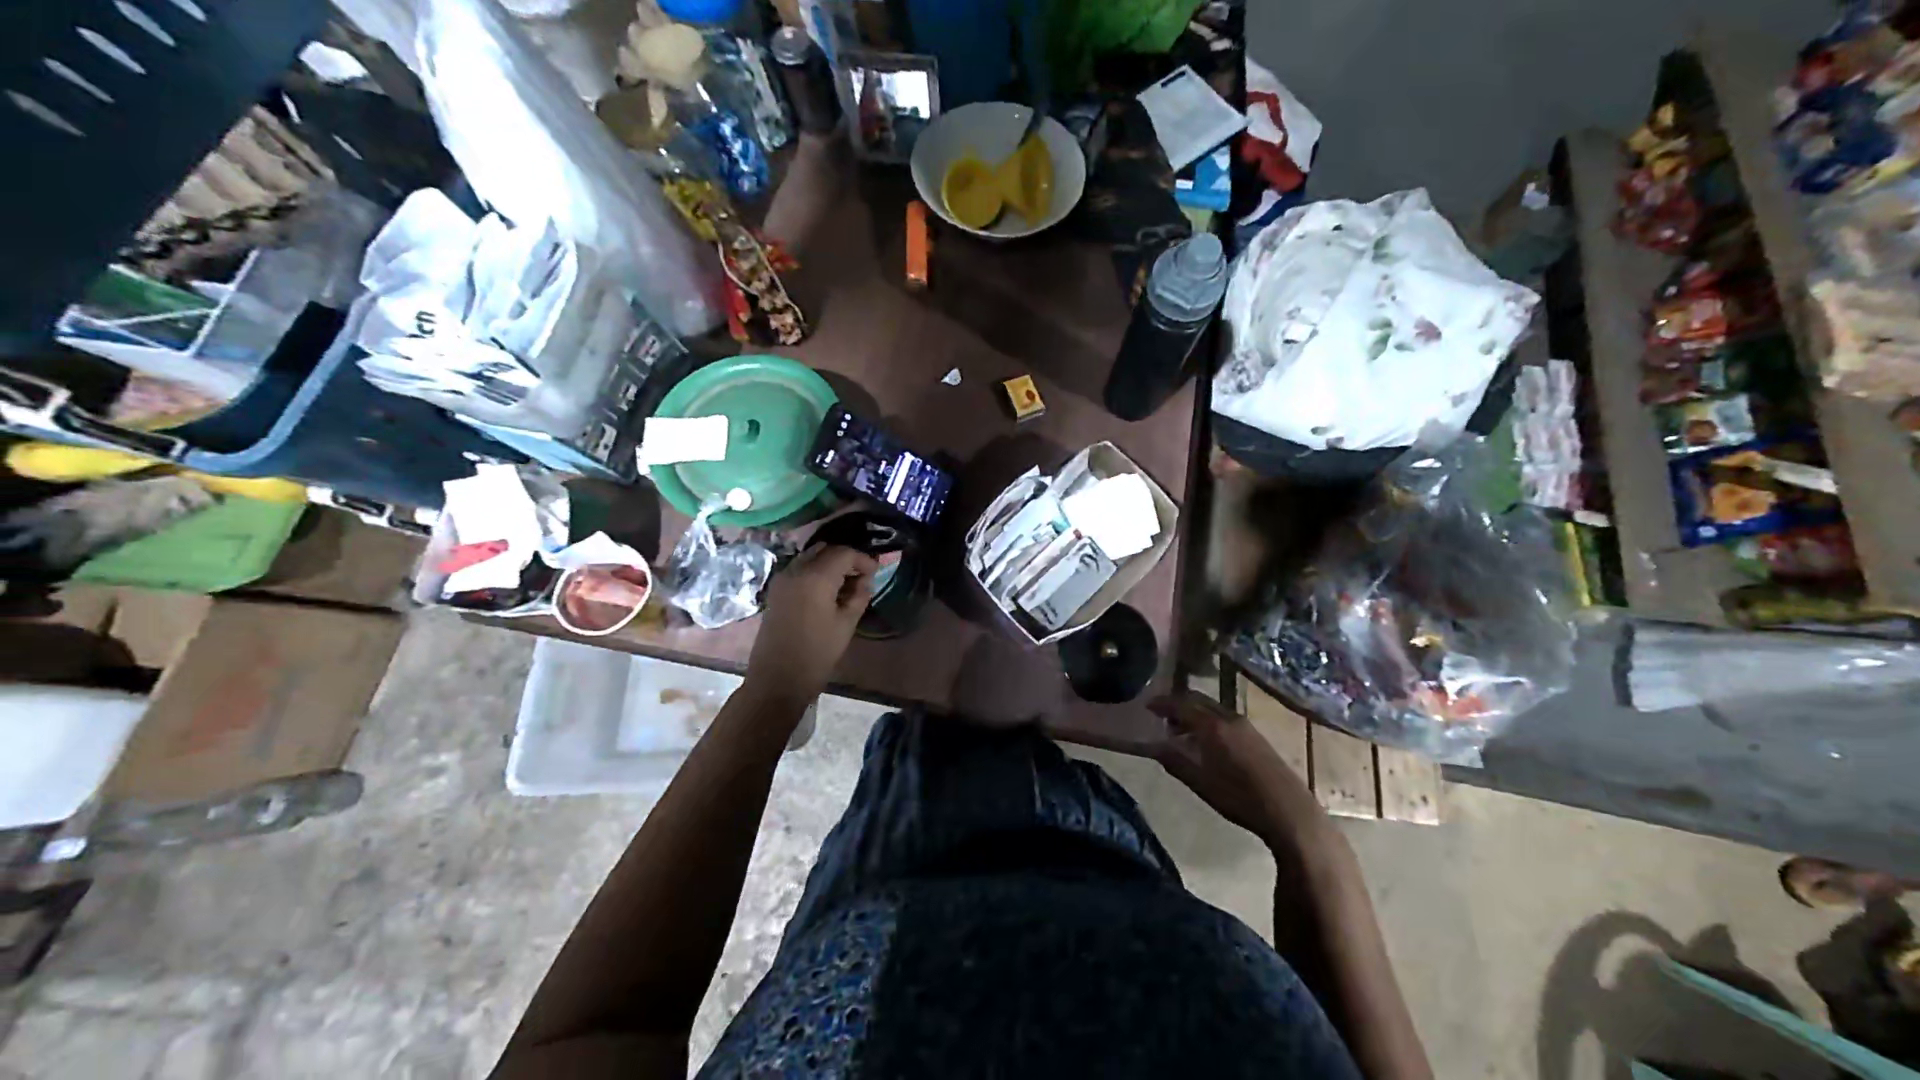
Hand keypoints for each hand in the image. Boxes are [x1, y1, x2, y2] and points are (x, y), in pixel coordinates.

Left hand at [745, 544, 878, 704]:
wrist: (777, 680)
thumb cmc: (817, 654)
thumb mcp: (846, 625)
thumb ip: (859, 596)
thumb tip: (865, 580)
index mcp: (816, 577)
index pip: (844, 553)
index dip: (863, 559)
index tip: (876, 572)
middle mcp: (796, 570)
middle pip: (825, 551)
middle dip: (845, 559)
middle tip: (862, 577)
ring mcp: (782, 580)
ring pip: (810, 558)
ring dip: (829, 564)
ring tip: (846, 585)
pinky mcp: (775, 591)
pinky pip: (799, 570)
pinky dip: (815, 572)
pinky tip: (827, 592)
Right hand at [1151, 691, 1325, 848]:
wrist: (1288, 810)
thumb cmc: (1239, 797)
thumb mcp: (1199, 782)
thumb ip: (1174, 761)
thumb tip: (1153, 745)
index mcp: (1212, 725)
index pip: (1181, 704)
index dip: (1162, 703)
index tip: (1147, 705)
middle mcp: (1229, 717)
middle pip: (1198, 700)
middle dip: (1178, 704)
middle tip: (1161, 714)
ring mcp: (1245, 725)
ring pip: (1212, 708)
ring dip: (1194, 713)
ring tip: (1180, 730)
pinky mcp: (1256, 736)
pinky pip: (1224, 717)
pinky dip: (1208, 720)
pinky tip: (1206, 741)